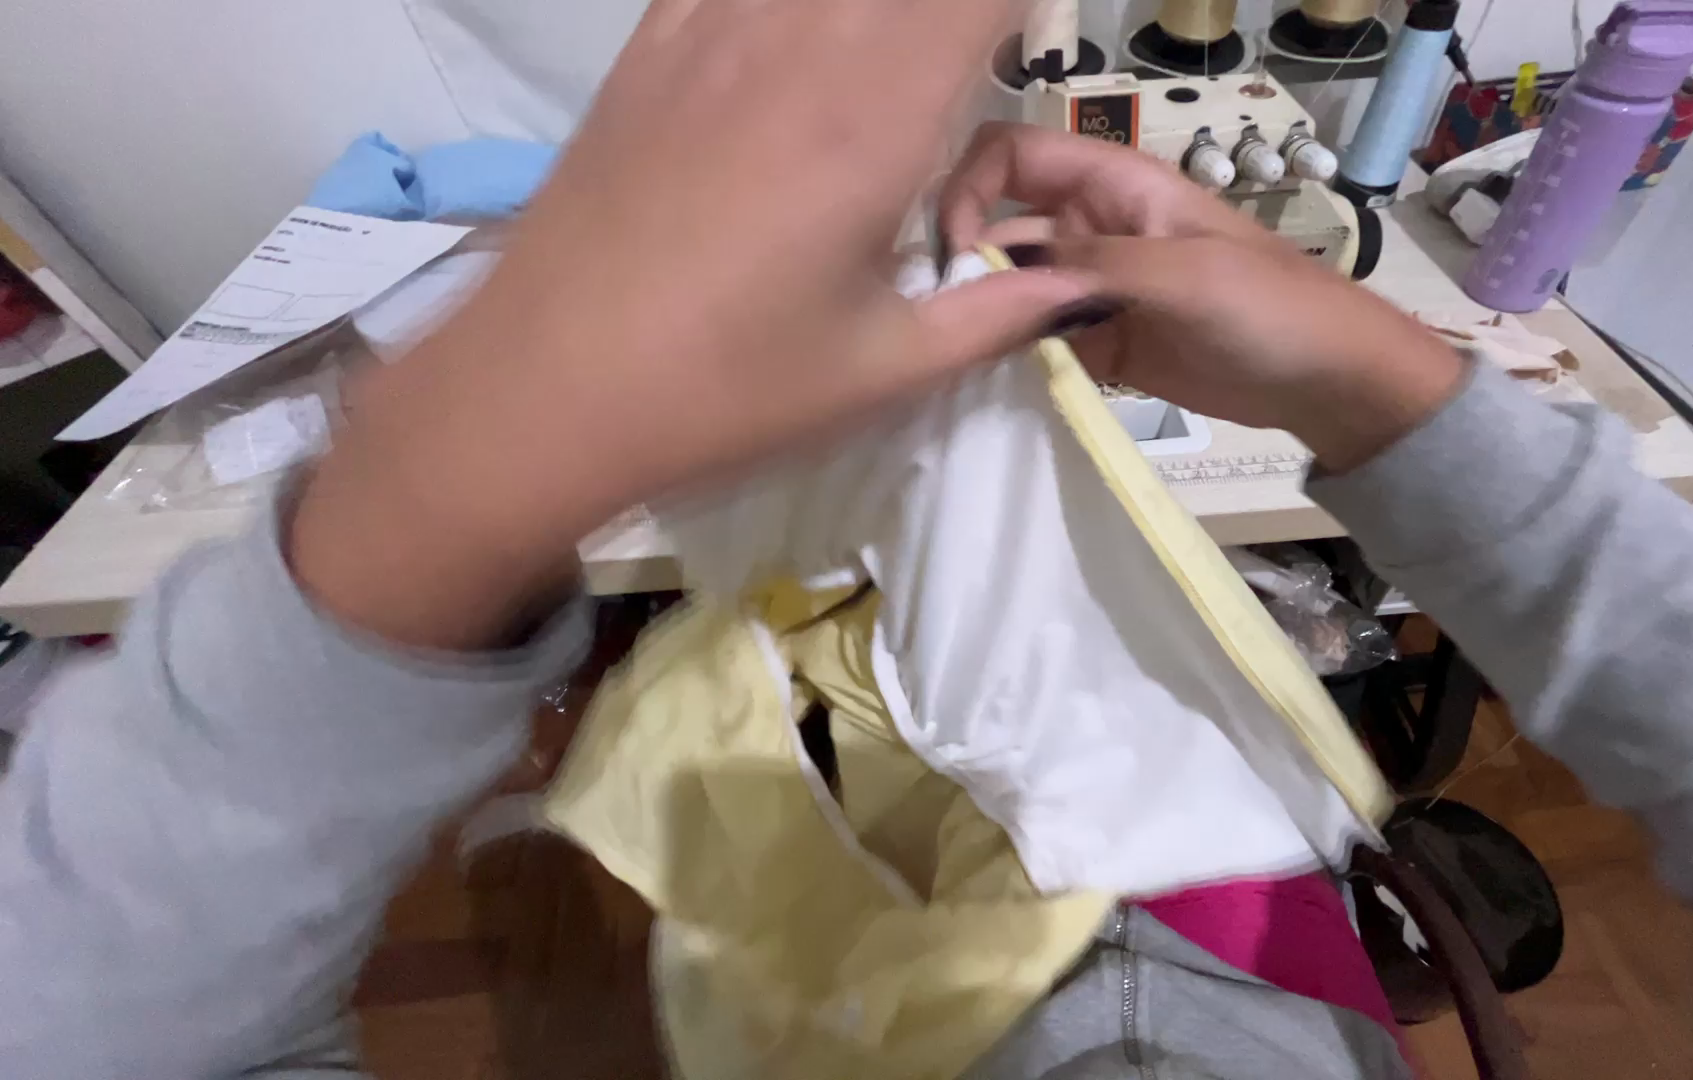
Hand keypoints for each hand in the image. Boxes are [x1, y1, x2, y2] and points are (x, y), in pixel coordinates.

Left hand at [288, 1, 1097, 647]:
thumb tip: (1086, 286)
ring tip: (892, 91)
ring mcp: (712, 22)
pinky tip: (809, 54)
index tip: (1034, 47)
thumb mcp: (886, 370)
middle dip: (962, 15)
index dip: (1023, 5)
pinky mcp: (654, 40)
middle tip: (972, 74)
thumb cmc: (732, 393)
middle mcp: (798, 35)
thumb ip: (1001, 313)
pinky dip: (802, 10)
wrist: (550, 390)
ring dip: (883, 18)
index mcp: (872, 115)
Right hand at [940, 122, 1465, 472]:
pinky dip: (1012, 352)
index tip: (953, 250)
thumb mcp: (1184, 272)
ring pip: (1015, 288)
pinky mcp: (1096, 343)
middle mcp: (1091, 231)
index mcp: (1115, 187)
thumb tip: (1004, 266)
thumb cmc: (1269, 306)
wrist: (1317, 379)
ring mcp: (1091, 292)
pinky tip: (988, 374)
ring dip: (987, 312)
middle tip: (947, 321)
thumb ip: (1094, 263)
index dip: (972, 187)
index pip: (1017, 157)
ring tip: (957, 352)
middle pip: (1004, 228)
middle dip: (970, 263)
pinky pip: (1038, 339)